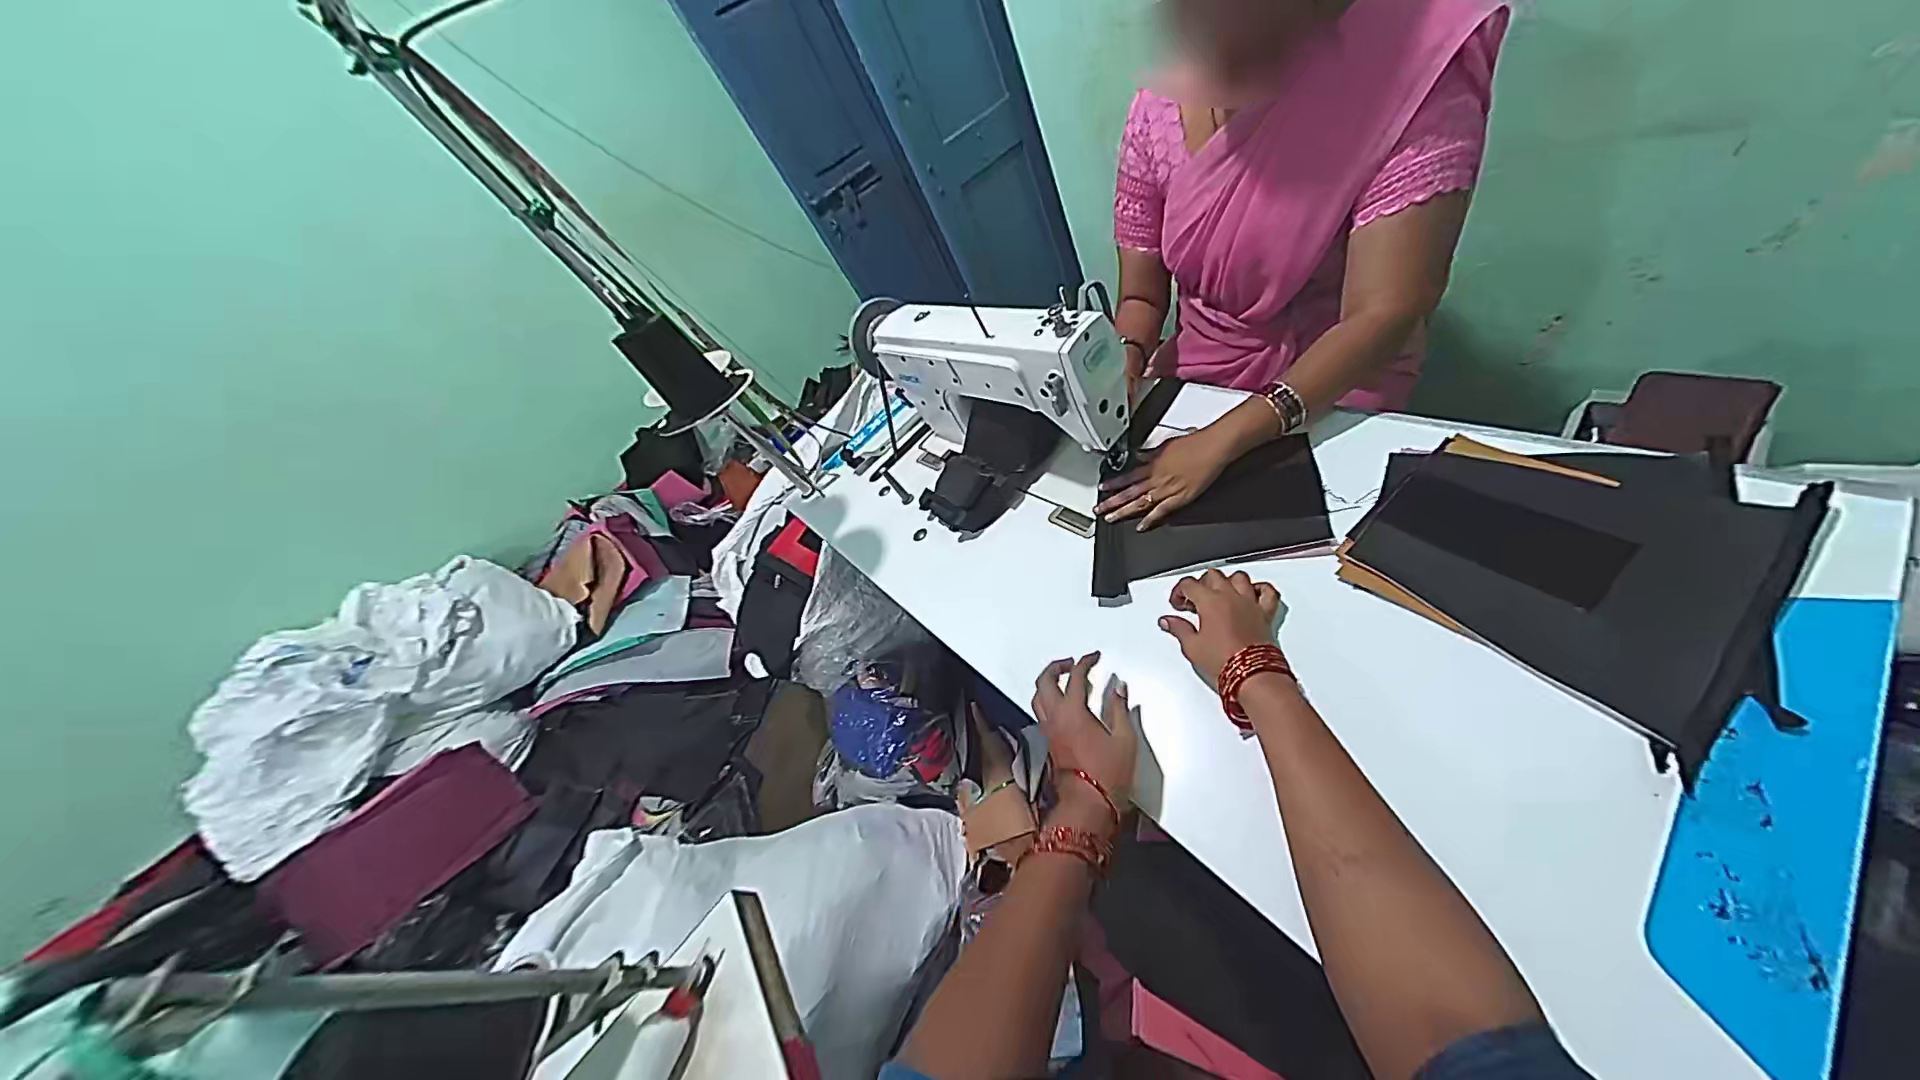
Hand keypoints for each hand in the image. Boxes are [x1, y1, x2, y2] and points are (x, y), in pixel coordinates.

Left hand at [1032, 653, 1137, 827]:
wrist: (1088, 804)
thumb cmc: (1107, 776)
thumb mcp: (1125, 739)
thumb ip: (1120, 709)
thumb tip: (1119, 689)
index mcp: (1073, 713)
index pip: (1075, 677)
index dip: (1085, 662)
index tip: (1093, 658)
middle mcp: (1055, 719)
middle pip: (1045, 680)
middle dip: (1057, 666)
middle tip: (1073, 663)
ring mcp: (1049, 730)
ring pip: (1038, 695)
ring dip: (1048, 681)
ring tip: (1064, 678)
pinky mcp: (1048, 741)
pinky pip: (1041, 710)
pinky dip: (1048, 698)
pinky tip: (1062, 702)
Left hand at [1094, 429, 1233, 530]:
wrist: (1214, 446)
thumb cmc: (1195, 442)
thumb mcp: (1166, 444)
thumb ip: (1151, 453)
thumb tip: (1140, 455)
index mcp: (1152, 465)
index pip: (1127, 477)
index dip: (1113, 484)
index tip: (1102, 490)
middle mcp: (1156, 478)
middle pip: (1129, 493)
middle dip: (1112, 502)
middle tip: (1099, 510)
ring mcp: (1167, 489)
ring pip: (1140, 503)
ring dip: (1124, 511)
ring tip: (1111, 519)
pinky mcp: (1181, 497)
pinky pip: (1161, 511)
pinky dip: (1150, 519)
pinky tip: (1140, 526)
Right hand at [1159, 569, 1283, 688]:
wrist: (1253, 676)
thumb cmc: (1225, 662)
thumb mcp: (1192, 646)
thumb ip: (1179, 629)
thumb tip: (1169, 622)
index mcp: (1210, 601)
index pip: (1189, 584)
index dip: (1179, 592)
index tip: (1177, 603)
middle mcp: (1231, 597)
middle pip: (1213, 576)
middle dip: (1200, 584)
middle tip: (1194, 600)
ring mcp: (1250, 603)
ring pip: (1239, 577)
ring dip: (1227, 582)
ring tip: (1220, 593)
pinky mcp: (1265, 614)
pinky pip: (1267, 591)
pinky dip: (1260, 588)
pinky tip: (1252, 592)